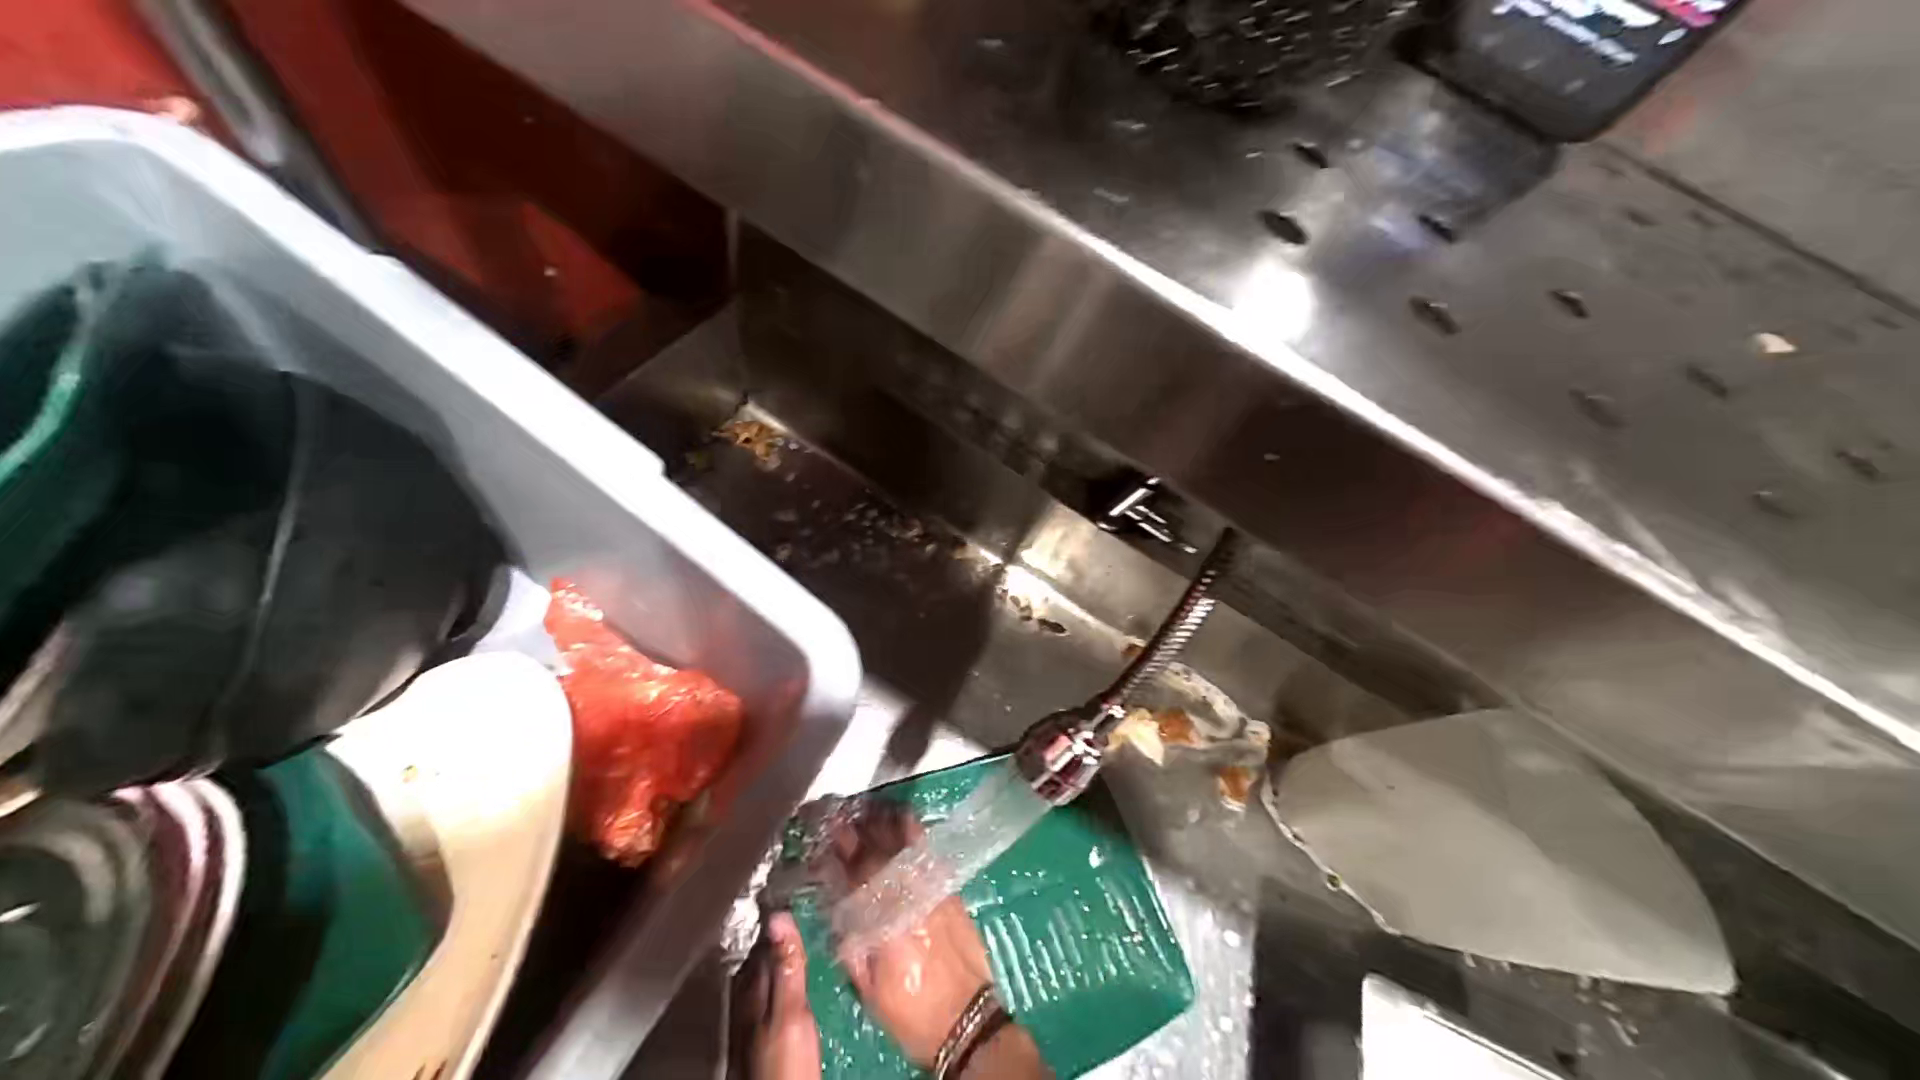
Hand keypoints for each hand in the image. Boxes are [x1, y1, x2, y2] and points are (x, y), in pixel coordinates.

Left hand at [736, 912, 820, 1079]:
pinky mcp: (770, 1027)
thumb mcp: (788, 1014)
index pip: (767, 933)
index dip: (787, 911)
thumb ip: (785, 967)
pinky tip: (812, 973)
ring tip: (821, 930)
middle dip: (792, 928)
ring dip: (794, 949)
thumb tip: (779, 914)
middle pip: (770, 949)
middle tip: (822, 901)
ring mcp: (758, 1012)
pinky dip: (797, 971)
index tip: (812, 885)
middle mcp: (749, 993)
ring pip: (776, 967)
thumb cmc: (782, 1066)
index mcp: (750, 984)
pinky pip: (783, 984)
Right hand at [832, 808, 994, 1067]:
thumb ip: (850, 944)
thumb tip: (837, 907)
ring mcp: (934, 889)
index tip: (827, 838)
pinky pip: (928, 851)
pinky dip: (913, 833)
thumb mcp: (868, 988)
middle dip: (858, 833)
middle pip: (880, 852)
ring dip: (885, 825)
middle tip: (843, 819)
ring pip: (907, 843)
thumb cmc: (912, 1013)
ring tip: (869, 812)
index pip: (858, 873)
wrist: (968, 1023)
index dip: (841, 852)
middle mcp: (910, 897)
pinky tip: (902, 821)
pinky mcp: (951, 890)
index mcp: (885, 922)